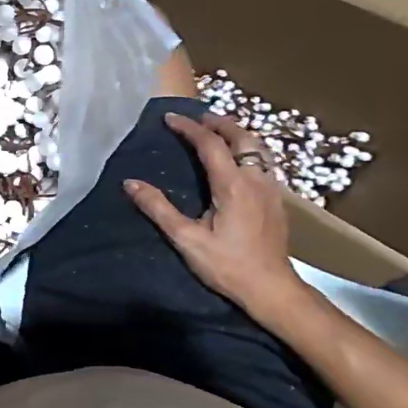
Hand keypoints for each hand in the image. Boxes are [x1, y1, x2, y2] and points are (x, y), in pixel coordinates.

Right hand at [123, 112, 309, 314]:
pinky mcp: (276, 200)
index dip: (189, 128)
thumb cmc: (227, 265)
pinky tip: (237, 160)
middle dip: (218, 123)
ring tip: (216, 132)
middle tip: (197, 118)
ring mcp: (271, 189)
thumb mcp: (186, 239)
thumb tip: (130, 183)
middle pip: (242, 138)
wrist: (272, 289)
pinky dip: (247, 149)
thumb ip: (159, 208)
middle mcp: (256, 180)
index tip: (169, 119)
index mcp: (233, 186)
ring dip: (236, 134)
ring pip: (258, 148)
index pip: (210, 144)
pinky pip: (263, 162)